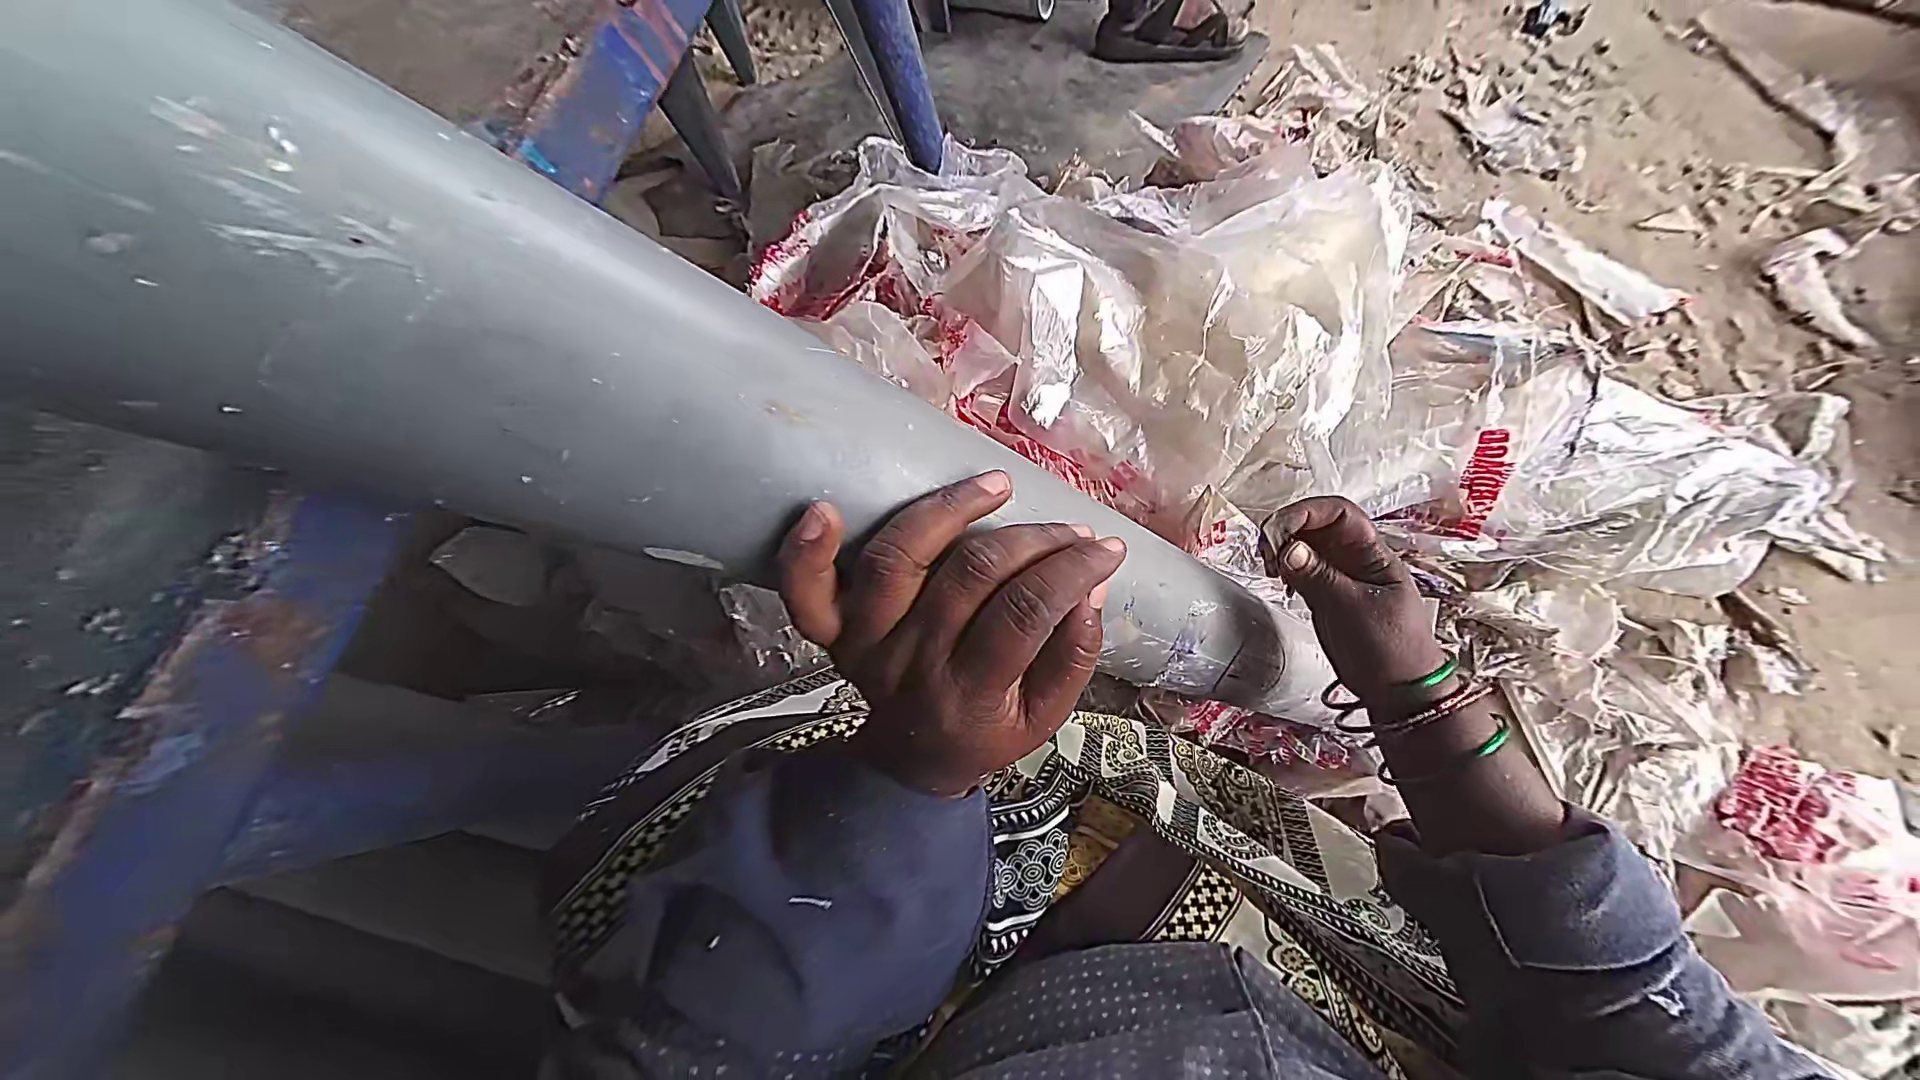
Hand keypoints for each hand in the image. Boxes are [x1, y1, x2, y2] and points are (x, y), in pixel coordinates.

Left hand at [776, 471, 1126, 796]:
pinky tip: (827, 510)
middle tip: (1069, 528)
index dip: (1070, 570)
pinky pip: (806, 590)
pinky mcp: (831, 630)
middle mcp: (909, 664)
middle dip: (1031, 540)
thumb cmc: (984, 731)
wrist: (911, 759)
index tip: (1104, 548)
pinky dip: (809, 550)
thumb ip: (1072, 658)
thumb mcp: (1043, 718)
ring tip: (997, 486)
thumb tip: (1090, 588)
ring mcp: (863, 643)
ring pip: (897, 560)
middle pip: (969, 576)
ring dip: (948, 511)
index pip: (1023, 614)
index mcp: (968, 697)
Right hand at [1261, 496, 1447, 705]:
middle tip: (1268, 552)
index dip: (1305, 513)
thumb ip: (1319, 577)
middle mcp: (1352, 558)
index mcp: (1371, 554)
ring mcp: (1336, 575)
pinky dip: (1281, 566)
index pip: (1338, 513)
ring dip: (1279, 547)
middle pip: (1314, 524)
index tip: (1278, 531)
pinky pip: (1296, 566)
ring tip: (1270, 566)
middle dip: (1285, 529)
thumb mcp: (1354, 609)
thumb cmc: (1392, 647)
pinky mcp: (1321, 592)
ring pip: (1302, 544)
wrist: (1399, 688)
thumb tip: (1288, 549)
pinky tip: (1276, 578)